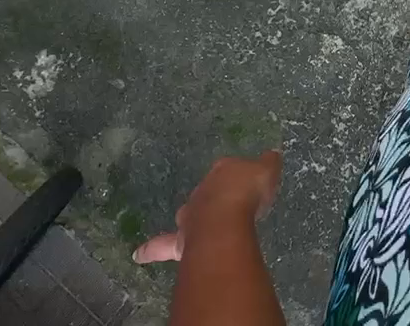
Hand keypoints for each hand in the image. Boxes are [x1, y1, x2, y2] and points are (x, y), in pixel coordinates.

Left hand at [134, 151, 283, 263]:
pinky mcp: (181, 239)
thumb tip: (272, 154)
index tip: (247, 182)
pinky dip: (151, 249)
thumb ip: (269, 162)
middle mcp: (203, 189)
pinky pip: (162, 245)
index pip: (229, 167)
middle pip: (207, 190)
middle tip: (226, 204)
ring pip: (188, 214)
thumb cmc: (248, 192)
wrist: (225, 220)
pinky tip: (138, 255)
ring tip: (199, 224)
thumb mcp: (268, 169)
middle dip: (214, 196)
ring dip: (193, 217)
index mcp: (223, 169)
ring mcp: (189, 214)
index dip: (238, 175)